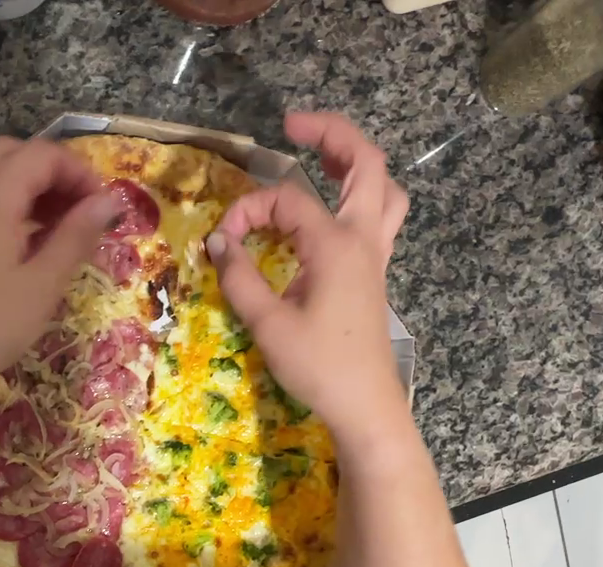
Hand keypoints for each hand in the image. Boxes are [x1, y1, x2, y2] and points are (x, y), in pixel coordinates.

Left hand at [0, 137, 116, 403]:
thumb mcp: (42, 286)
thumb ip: (76, 237)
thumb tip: (109, 201)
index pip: (42, 154)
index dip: (79, 171)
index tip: (104, 205)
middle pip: (13, 154)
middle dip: (53, 172)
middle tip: (81, 212)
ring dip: (30, 188)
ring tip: (59, 230)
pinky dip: (7, 206)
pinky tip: (24, 245)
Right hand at [207, 113, 411, 450]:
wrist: (364, 404)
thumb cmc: (319, 367)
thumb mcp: (269, 325)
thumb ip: (240, 279)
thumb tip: (218, 243)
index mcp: (336, 245)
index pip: (288, 201)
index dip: (250, 209)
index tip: (223, 239)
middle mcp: (364, 238)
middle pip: (365, 162)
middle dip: (330, 134)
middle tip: (291, 126)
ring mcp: (376, 255)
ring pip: (384, 188)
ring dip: (356, 164)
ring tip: (322, 157)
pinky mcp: (374, 273)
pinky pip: (380, 216)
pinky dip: (360, 197)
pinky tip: (332, 211)